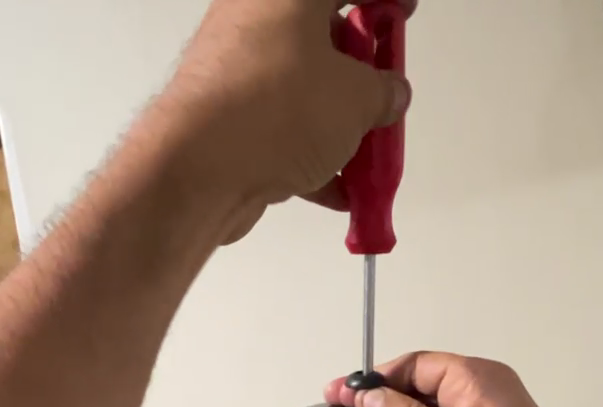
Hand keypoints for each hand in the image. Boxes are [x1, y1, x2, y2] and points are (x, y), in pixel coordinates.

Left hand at [144, 0, 414, 242]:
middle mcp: (256, 17)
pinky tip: (336, 192)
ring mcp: (235, 70)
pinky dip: (309, 157)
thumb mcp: (355, 99)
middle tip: (382, 102)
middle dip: (360, 74)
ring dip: (337, 124)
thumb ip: (382, 93)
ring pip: (300, 89)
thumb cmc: (279, 110)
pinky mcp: (224, 119)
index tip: (403, 17)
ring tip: (363, 160)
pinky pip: (278, 130)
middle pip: (322, 36)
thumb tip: (390, 95)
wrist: (200, 169)